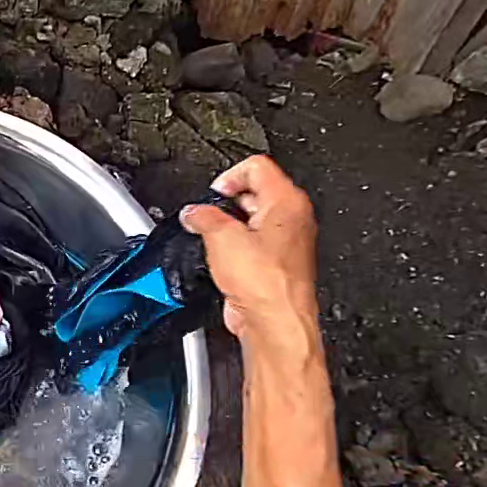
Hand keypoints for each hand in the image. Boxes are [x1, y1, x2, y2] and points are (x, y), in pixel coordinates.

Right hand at [178, 155, 320, 354]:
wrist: (273, 319)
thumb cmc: (264, 282)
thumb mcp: (221, 237)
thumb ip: (203, 217)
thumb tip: (193, 213)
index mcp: (287, 202)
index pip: (257, 167)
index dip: (228, 176)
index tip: (212, 195)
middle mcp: (292, 218)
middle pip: (253, 191)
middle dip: (224, 203)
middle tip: (207, 219)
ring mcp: (285, 241)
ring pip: (250, 218)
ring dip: (227, 226)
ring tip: (213, 242)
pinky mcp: (275, 262)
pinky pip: (251, 243)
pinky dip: (233, 247)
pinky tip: (222, 260)